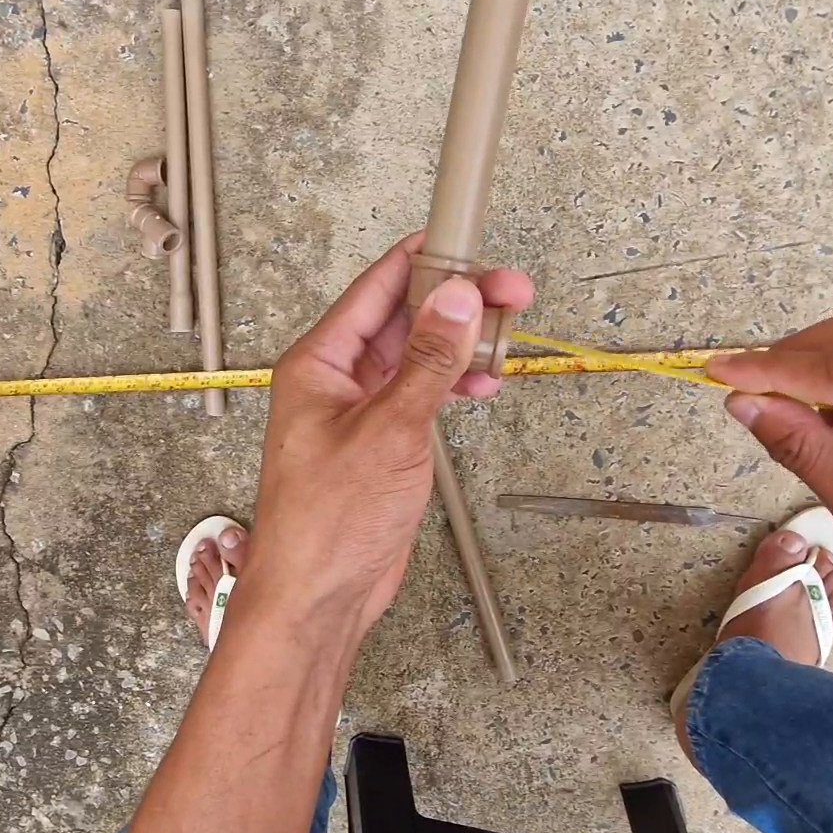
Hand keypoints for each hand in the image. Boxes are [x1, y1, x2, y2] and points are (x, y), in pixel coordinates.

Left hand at [239, 234, 533, 641]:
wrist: (320, 594)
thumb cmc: (329, 518)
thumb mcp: (387, 431)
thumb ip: (426, 363)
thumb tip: (457, 298)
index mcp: (319, 362)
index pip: (375, 289)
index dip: (422, 259)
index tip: (467, 238)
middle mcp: (337, 378)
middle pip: (402, 319)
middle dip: (456, 302)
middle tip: (513, 290)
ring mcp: (361, 409)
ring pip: (416, 356)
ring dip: (460, 344)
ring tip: (510, 333)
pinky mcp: (382, 439)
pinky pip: (421, 394)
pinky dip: (453, 384)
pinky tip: (485, 382)